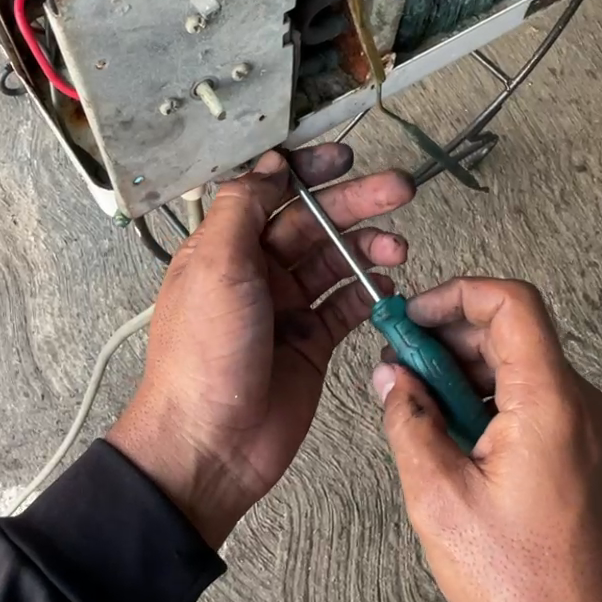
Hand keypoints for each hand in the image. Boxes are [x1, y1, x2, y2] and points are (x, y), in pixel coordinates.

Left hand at [108, 147, 413, 547]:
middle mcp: (256, 272)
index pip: (270, 192)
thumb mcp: (215, 266)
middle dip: (355, 203)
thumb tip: (268, 164)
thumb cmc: (203, 353)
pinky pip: (346, 306)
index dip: (307, 171)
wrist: (210, 443)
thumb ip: (243, 208)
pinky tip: (390, 287)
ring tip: (398, 247)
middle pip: (313, 223)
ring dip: (368, 247)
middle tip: (398, 189)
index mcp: (225, 247)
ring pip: (335, 262)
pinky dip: (369, 293)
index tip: (344, 158)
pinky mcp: (311, 342)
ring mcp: (286, 307)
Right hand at [373, 278, 601, 601]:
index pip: (510, 303)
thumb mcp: (439, 497)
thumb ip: (409, 422)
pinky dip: (482, 401)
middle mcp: (576, 404)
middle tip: (396, 365)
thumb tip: (391, 377)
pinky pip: (527, 400)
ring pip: (516, 366)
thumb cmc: (521, 584)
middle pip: (510, 331)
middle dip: (447, 336)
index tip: (407, 319)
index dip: (454, 295)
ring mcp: (582, 429)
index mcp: (549, 402)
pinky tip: (447, 437)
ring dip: (461, 372)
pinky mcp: (577, 453)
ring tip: (413, 405)